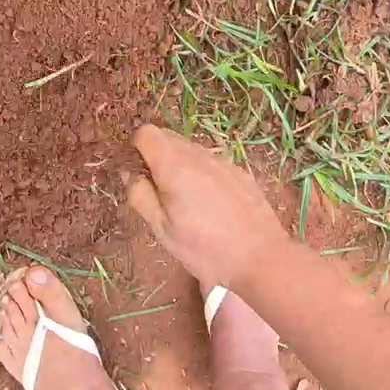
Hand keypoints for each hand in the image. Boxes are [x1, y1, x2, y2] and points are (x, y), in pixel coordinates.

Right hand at [126, 124, 290, 288]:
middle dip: (156, 156)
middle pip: (167, 137)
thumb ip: (140, 195)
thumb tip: (129, 172)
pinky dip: (202, 173)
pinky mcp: (239, 171)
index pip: (146, 133)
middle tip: (158, 192)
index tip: (138, 174)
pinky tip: (211, 205)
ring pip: (190, 150)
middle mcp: (197, 154)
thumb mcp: (162, 229)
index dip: (136, 149)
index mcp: (173, 165)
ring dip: (179, 165)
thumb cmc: (205, 248)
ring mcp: (221, 160)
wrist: (261, 256)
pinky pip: (210, 162)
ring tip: (186, 202)